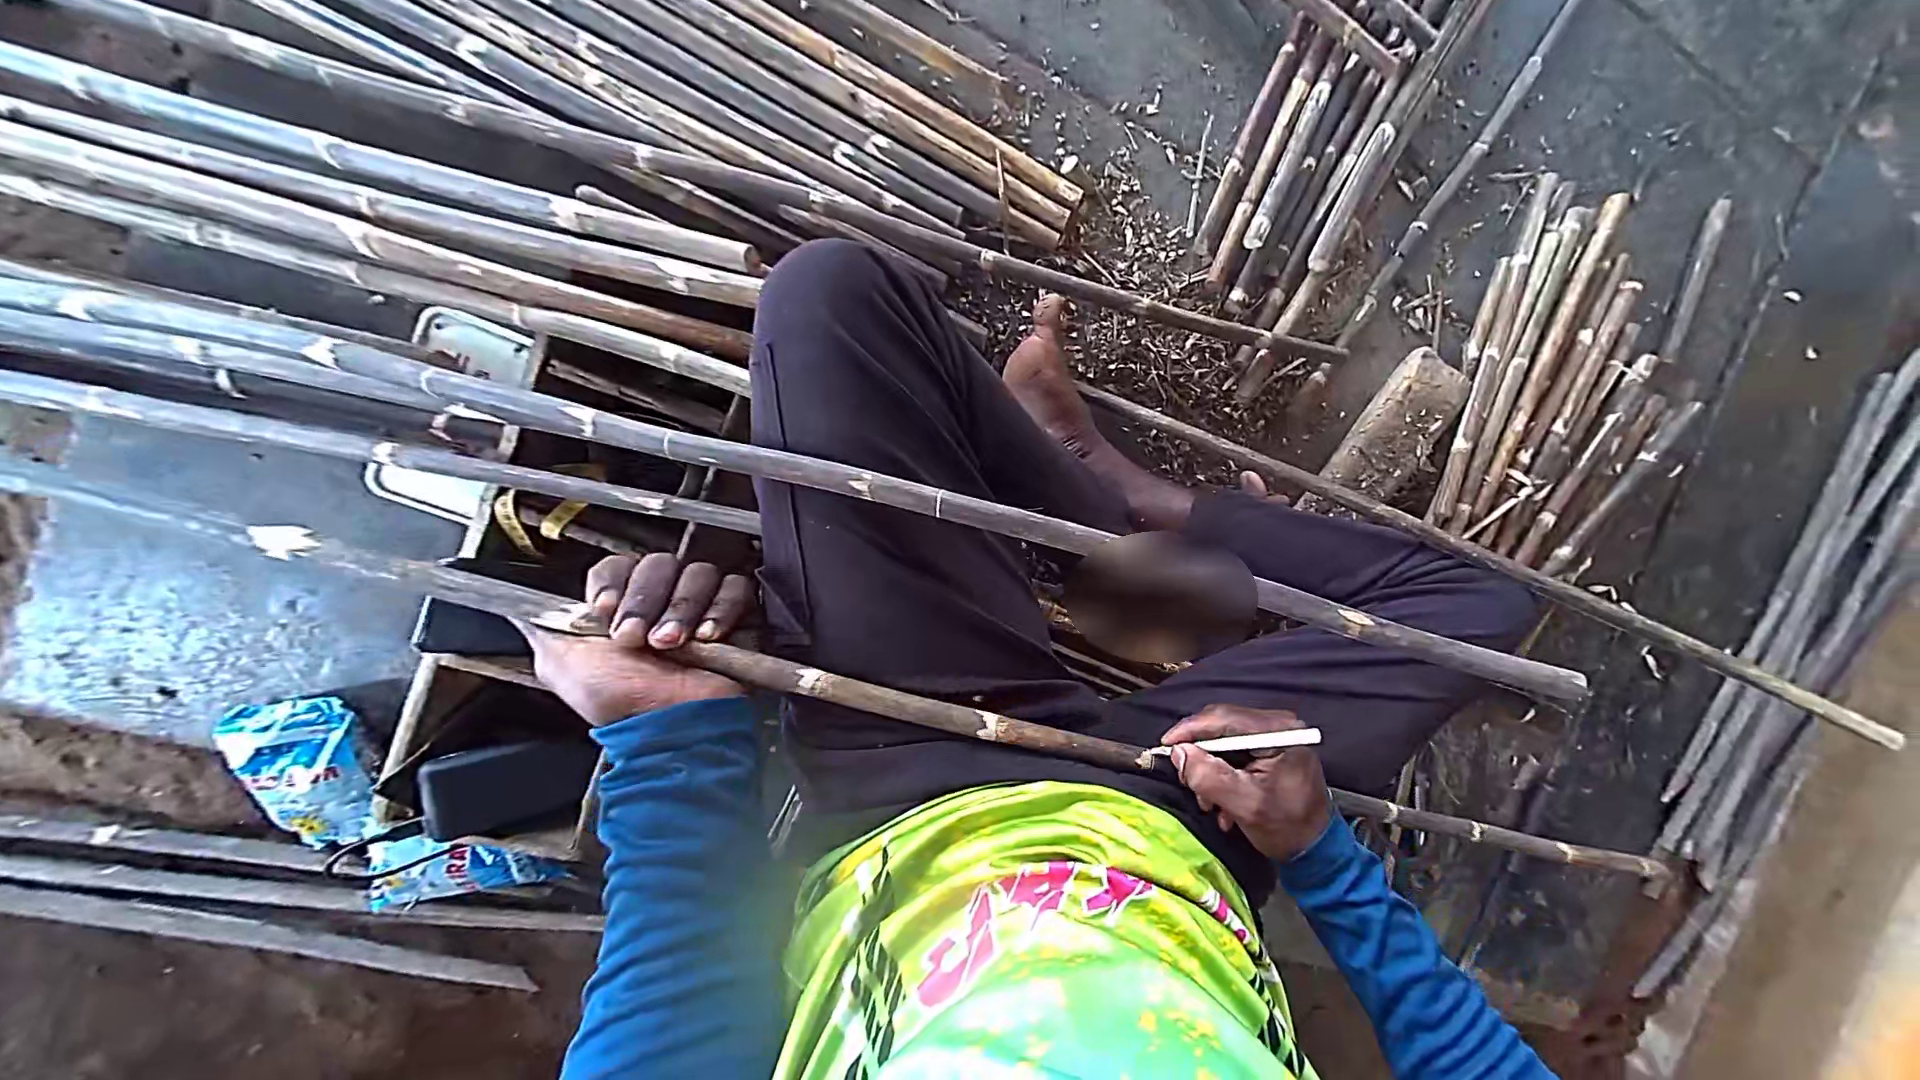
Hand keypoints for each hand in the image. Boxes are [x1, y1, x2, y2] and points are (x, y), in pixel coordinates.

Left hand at [517, 553, 756, 725]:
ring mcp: (699, 605)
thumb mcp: (560, 663)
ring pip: (698, 573)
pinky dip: (721, 609)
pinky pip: (735, 589)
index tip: (605, 611)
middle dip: (647, 599)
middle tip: (638, 637)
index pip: (619, 563)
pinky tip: (707, 637)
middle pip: (660, 562)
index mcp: (622, 605)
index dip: (615, 583)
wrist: (669, 725)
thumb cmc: (620, 703)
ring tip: (673, 644)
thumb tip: (515, 600)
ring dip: (682, 608)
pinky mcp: (736, 614)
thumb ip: (541, 624)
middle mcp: (661, 600)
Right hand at [1162, 704, 1330, 860]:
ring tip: (1206, 798)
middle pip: (1219, 726)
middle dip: (1198, 753)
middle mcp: (1277, 725)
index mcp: (1278, 732)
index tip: (1166, 746)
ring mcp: (1273, 735)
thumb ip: (1209, 776)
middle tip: (1186, 778)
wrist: (1317, 851)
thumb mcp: (1245, 804)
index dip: (1189, 730)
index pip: (1222, 717)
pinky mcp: (1268, 748)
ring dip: (1207, 767)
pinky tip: (1219, 798)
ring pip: (1221, 739)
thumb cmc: (1288, 828)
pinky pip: (1231, 749)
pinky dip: (1219, 771)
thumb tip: (1179, 753)